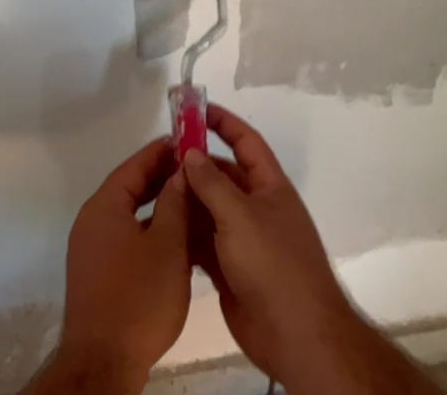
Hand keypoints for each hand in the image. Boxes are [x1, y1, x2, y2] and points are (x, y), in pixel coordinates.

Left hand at [29, 137, 191, 393]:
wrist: (105, 361)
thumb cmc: (139, 298)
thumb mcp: (167, 246)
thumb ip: (175, 204)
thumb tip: (180, 172)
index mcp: (103, 207)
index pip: (133, 167)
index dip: (160, 153)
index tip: (186, 141)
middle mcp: (92, 222)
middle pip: (130, 190)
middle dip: (162, 179)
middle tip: (196, 170)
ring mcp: (93, 250)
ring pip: (131, 217)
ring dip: (160, 208)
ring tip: (195, 203)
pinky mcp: (100, 275)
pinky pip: (128, 239)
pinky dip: (152, 233)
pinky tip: (179, 241)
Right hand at [182, 106, 437, 394]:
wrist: (296, 336)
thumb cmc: (273, 265)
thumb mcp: (240, 216)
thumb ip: (212, 182)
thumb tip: (190, 152)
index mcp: (270, 188)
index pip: (246, 142)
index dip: (222, 122)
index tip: (192, 110)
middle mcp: (257, 208)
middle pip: (222, 176)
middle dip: (193, 165)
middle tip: (156, 157)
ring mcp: (243, 240)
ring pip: (208, 209)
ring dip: (184, 200)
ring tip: (150, 191)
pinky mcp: (230, 267)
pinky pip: (202, 240)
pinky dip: (183, 233)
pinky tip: (158, 227)